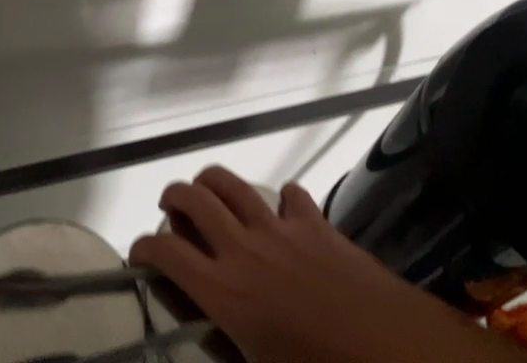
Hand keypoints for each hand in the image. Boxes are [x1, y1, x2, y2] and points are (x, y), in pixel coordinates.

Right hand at [129, 167, 526, 362]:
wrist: (386, 345)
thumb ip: (229, 344)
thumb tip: (219, 334)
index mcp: (223, 290)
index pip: (166, 252)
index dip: (144, 247)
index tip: (140, 253)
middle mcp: (242, 248)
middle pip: (193, 200)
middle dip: (173, 196)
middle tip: (170, 206)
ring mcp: (279, 228)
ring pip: (231, 183)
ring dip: (212, 181)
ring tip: (207, 190)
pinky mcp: (313, 222)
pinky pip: (289, 194)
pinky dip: (280, 198)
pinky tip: (281, 212)